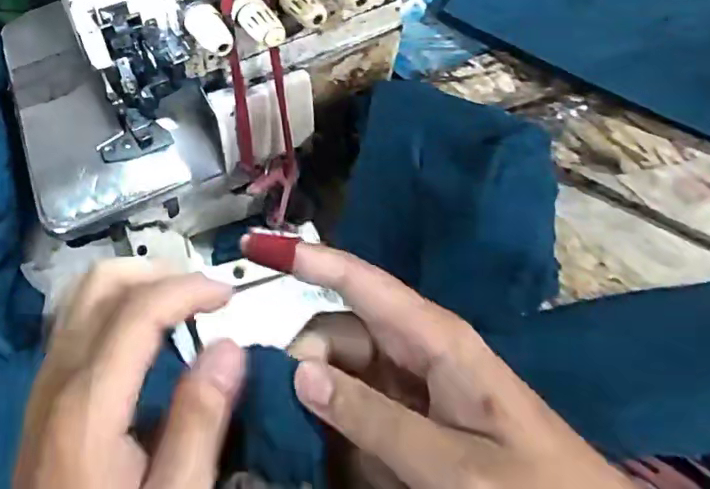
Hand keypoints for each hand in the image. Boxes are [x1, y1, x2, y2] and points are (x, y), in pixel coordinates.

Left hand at [14, 260, 247, 488]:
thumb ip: (199, 422)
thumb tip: (229, 347)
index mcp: (88, 398)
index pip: (137, 309)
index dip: (186, 289)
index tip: (229, 293)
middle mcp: (57, 374)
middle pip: (99, 284)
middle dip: (155, 273)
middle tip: (203, 295)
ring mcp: (43, 383)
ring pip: (81, 296)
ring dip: (131, 285)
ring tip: (180, 306)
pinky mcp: (42, 397)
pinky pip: (73, 322)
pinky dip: (110, 307)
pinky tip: (142, 337)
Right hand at [244, 235, 629, 488]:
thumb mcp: (459, 471)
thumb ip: (375, 420)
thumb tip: (299, 371)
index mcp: (433, 338)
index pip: (355, 278)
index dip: (302, 256)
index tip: (250, 244)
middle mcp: (418, 351)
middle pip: (338, 334)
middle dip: (308, 362)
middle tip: (284, 409)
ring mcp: (419, 389)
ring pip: (345, 377)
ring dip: (325, 409)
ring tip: (317, 450)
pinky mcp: (420, 424)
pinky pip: (363, 414)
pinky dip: (346, 435)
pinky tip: (342, 467)